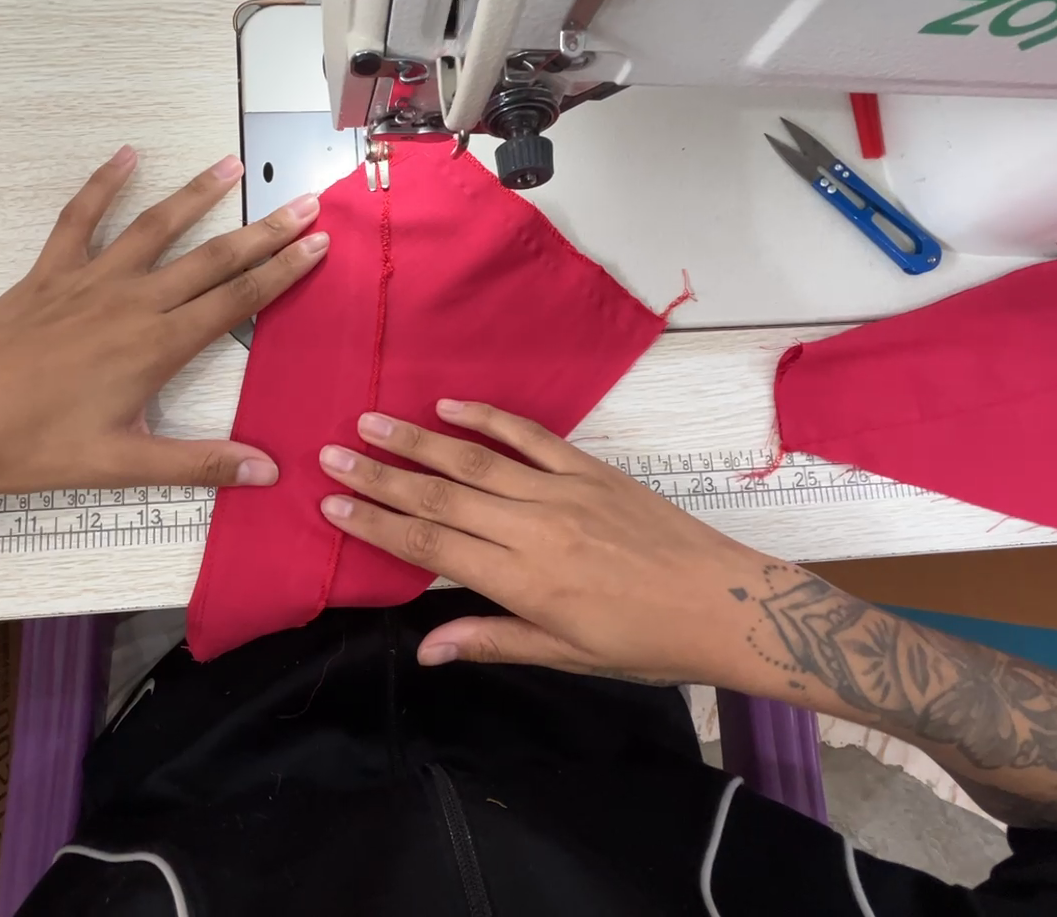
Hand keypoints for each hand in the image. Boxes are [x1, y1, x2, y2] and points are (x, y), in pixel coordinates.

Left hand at [0, 146, 327, 507]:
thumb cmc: (33, 447)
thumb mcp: (124, 464)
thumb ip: (201, 464)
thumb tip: (269, 470)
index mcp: (158, 345)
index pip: (239, 300)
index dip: (284, 270)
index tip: (319, 242)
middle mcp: (133, 302)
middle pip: (213, 257)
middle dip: (265, 230)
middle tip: (304, 201)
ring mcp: (89, 281)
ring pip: (156, 228)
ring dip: (196, 195)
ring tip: (229, 166)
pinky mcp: (48, 274)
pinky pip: (80, 219)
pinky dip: (103, 185)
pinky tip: (125, 156)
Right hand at [315, 400, 788, 686]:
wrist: (725, 602)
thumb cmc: (642, 640)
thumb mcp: (566, 654)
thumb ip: (491, 639)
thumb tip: (424, 649)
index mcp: (523, 580)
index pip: (431, 548)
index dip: (377, 526)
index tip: (333, 505)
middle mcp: (533, 528)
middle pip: (440, 498)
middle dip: (380, 477)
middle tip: (331, 455)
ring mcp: (561, 490)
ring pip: (474, 462)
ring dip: (418, 440)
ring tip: (371, 421)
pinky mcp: (588, 468)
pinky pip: (530, 436)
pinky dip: (488, 417)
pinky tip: (450, 403)